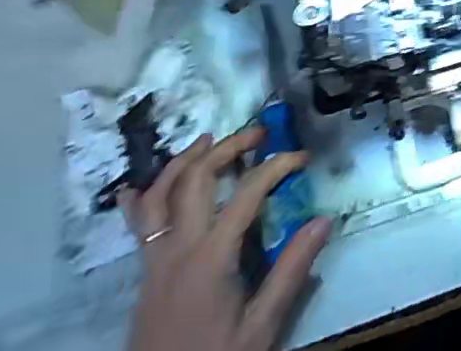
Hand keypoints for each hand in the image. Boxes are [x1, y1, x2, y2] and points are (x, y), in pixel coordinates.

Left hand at [120, 130, 331, 350]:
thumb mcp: (261, 326)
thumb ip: (291, 271)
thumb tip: (324, 220)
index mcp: (211, 257)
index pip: (246, 193)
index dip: (277, 165)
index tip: (302, 157)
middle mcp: (178, 249)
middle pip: (196, 180)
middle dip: (227, 148)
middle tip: (257, 134)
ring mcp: (155, 261)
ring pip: (159, 196)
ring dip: (183, 161)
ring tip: (206, 140)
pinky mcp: (144, 275)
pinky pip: (136, 228)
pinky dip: (138, 201)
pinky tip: (135, 186)